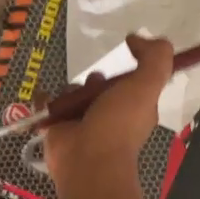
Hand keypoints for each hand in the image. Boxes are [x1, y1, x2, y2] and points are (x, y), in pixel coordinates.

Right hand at [45, 35, 172, 191]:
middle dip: (95, 79)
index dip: (129, 69)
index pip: (132, 82)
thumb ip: (155, 58)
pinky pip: (47, 105)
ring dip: (70, 90)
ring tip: (72, 98)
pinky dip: (44, 100)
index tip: (124, 55)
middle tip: (94, 83)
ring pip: (73, 93)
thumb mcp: (147, 85)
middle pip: (100, 85)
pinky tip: (47, 101)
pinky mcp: (57, 127)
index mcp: (134, 108)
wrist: (87, 160)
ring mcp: (81, 122)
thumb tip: (137, 38)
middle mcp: (108, 115)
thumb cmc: (119, 124)